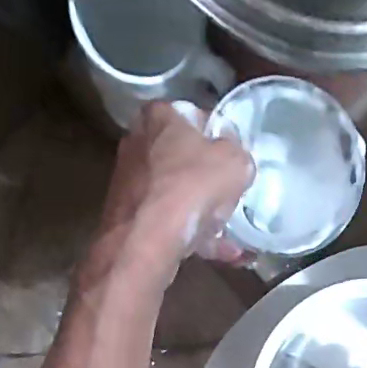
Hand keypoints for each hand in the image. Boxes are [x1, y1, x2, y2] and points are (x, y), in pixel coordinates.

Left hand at [90, 101, 253, 285]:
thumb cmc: (193, 186)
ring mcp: (129, 182)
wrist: (147, 239)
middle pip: (180, 158)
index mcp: (158, 117)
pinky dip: (194, 236)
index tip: (232, 157)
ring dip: (203, 213)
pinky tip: (221, 252)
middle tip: (229, 194)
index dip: (217, 136)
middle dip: (206, 178)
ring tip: (230, 233)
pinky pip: (169, 223)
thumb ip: (238, 155)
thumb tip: (233, 161)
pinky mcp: (128, 217)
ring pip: (175, 195)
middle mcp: (137, 144)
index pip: (192, 116)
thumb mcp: (235, 162)